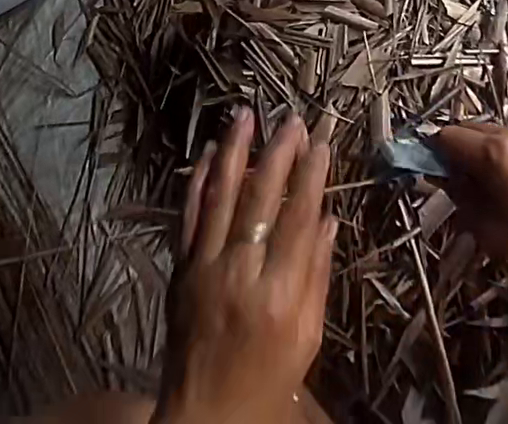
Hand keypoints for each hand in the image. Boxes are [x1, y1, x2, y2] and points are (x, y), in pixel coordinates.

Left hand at [156, 107, 336, 423]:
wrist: (207, 418)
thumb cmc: (269, 380)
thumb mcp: (309, 335)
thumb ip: (318, 273)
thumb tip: (327, 218)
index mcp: (280, 292)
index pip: (299, 217)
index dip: (312, 174)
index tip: (320, 140)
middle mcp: (241, 272)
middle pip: (261, 198)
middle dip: (278, 152)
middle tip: (290, 119)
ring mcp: (205, 268)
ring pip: (220, 197)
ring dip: (233, 151)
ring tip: (245, 115)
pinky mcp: (180, 270)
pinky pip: (188, 216)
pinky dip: (197, 181)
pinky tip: (206, 153)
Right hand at [431, 122, 507, 298]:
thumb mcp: (490, 229)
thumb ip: (461, 196)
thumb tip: (442, 178)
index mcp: (498, 151)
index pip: (449, 137)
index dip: (434, 153)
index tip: (430, 172)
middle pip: (470, 129)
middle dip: (456, 151)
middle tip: (455, 182)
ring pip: (492, 132)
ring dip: (479, 150)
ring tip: (484, 185)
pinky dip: (501, 151)